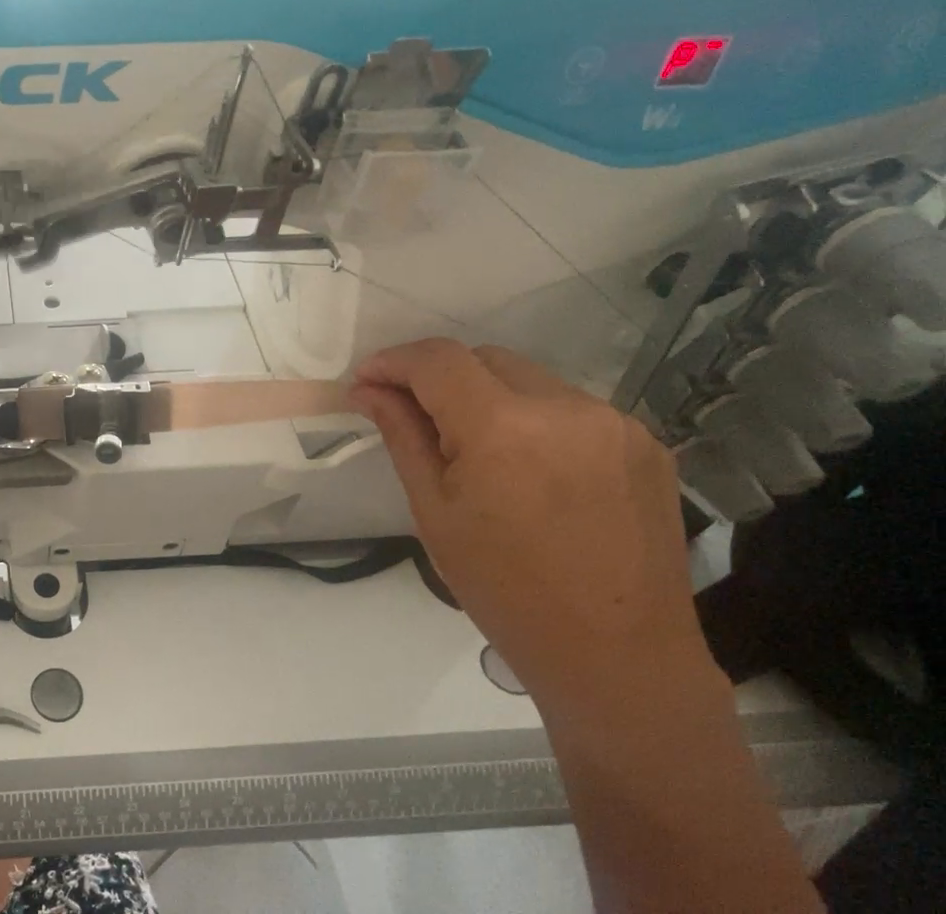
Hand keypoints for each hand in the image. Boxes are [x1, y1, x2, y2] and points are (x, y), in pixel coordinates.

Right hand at [347, 339, 702, 709]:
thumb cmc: (504, 590)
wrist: (616, 654)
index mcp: (504, 428)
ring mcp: (616, 424)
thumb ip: (403, 437)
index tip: (367, 381)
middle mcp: (566, 408)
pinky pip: (572, 410)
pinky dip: (537, 422)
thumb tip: (369, 390)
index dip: (395, 361)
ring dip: (491, 399)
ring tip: (477, 454)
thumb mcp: (434, 513)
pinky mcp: (647, 444)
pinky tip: (531, 471)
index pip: (439, 360)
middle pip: (486, 360)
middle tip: (413, 419)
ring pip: (531, 381)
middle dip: (441, 379)